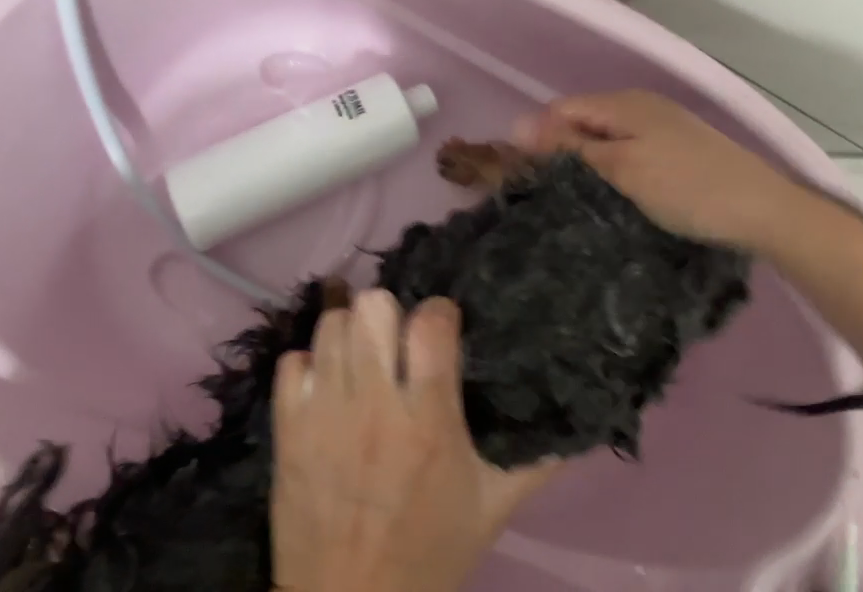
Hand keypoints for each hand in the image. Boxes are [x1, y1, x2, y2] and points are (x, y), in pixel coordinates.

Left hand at [271, 290, 558, 591]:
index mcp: (429, 420)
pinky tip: (326, 385)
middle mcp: (375, 404)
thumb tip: (574, 428)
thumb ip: (535, 462)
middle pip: (374, 309)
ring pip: (330, 326)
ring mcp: (325, 413)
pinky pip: (290, 363)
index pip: (431, 323)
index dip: (441, 314)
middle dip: (390, 315)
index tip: (444, 328)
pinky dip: (309, 364)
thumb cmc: (430, 553)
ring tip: (362, 357)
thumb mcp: (493, 508)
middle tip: (398, 341)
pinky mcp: (288, 429)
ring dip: (350, 333)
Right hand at [513, 90, 829, 253]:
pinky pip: (628, 152)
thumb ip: (570, 146)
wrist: (763, 210)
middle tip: (547, 196)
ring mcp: (662, 127)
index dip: (536, 139)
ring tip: (575, 200)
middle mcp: (640, 106)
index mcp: (623, 103)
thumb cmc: (686, 188)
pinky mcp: (677, 150)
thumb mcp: (620, 167)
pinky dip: (613, 171)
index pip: (559, 110)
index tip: (525, 180)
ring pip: (605, 139)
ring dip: (586, 165)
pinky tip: (613, 197)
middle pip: (582, 122)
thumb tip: (516, 125)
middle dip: (560, 153)